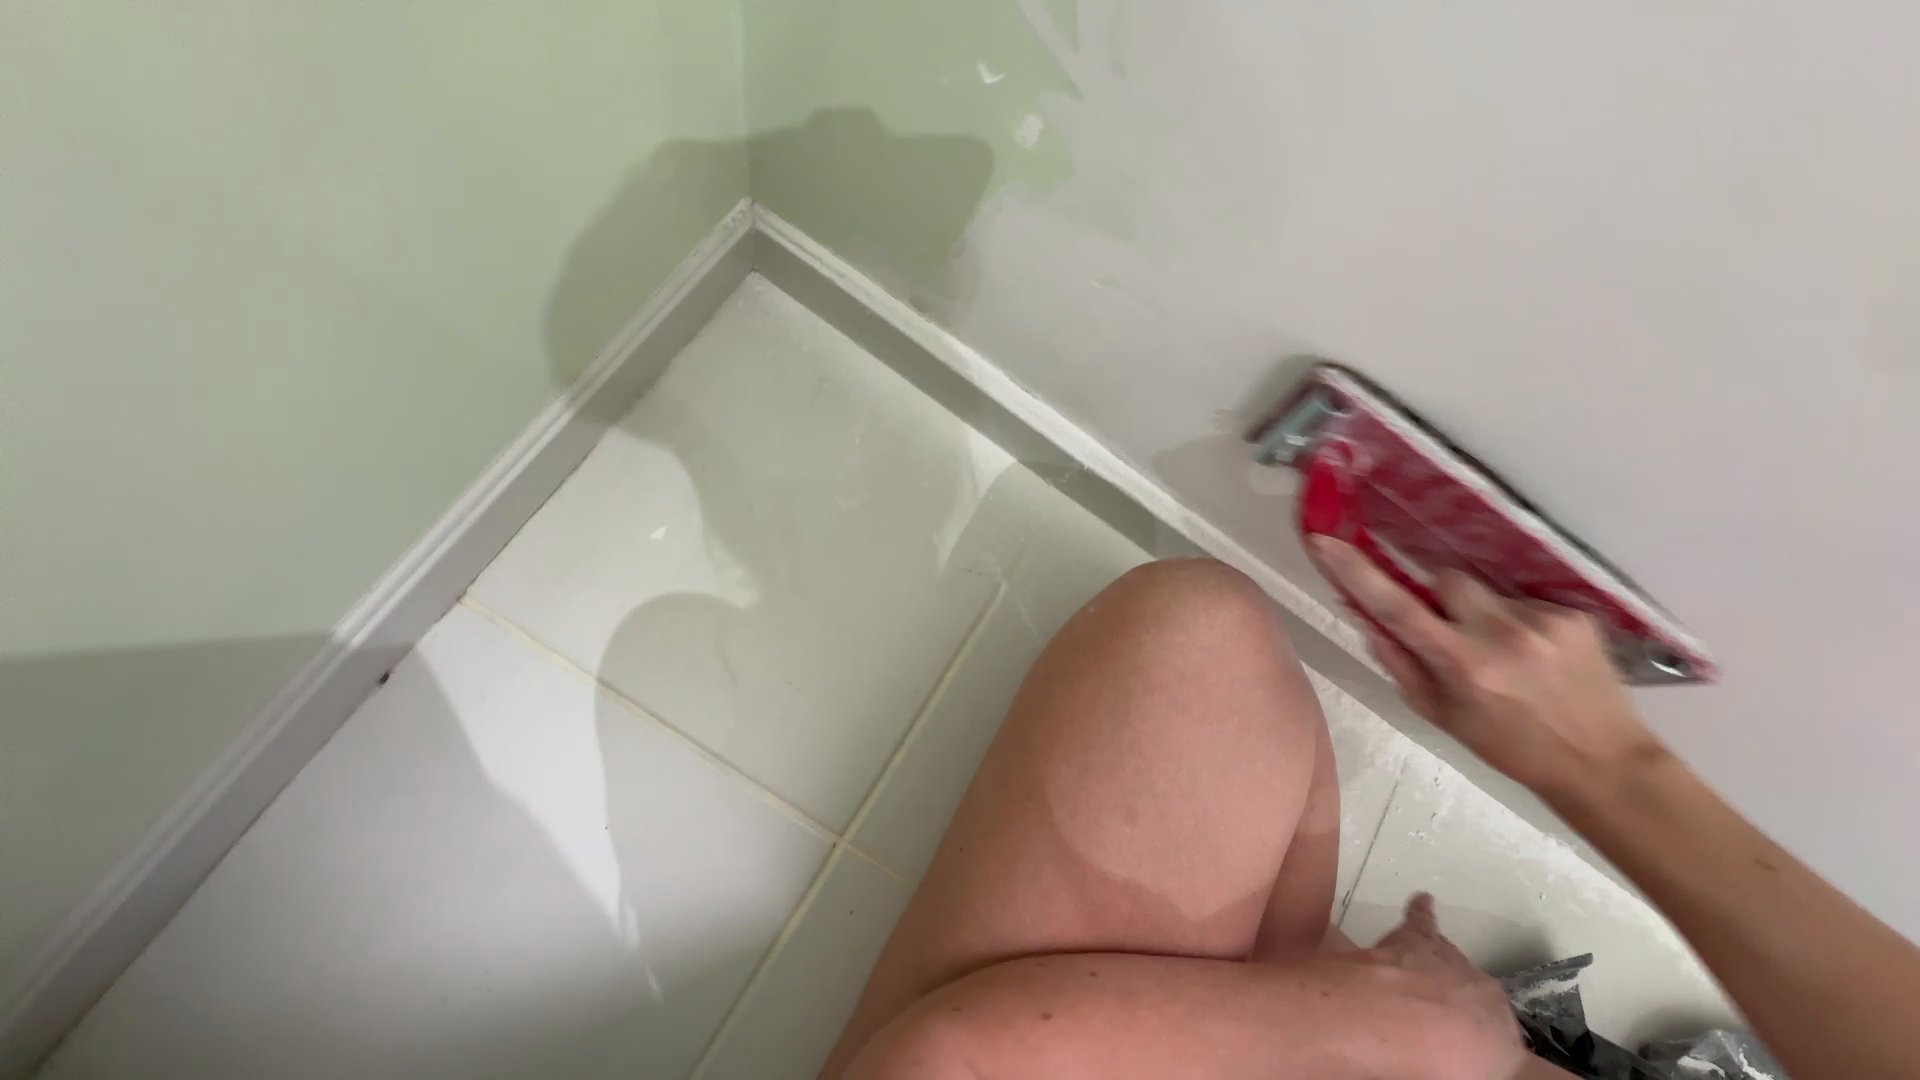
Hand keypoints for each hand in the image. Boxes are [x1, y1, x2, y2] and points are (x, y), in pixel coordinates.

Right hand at [1306, 536, 1666, 800]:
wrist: (1604, 764)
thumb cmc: (1507, 745)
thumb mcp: (1440, 714)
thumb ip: (1399, 663)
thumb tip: (1365, 617)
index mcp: (1461, 664)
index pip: (1395, 606)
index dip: (1355, 571)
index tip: (1325, 542)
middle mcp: (1500, 634)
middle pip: (1445, 580)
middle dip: (1439, 598)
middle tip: (1452, 632)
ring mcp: (1543, 621)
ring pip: (1486, 590)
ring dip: (1482, 612)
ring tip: (1505, 651)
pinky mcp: (1576, 615)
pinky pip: (1525, 601)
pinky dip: (1520, 622)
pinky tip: (1538, 655)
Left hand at [1337, 894, 1531, 1079]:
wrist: (1400, 1023)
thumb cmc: (1435, 1068)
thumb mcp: (1466, 1078)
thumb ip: (1466, 1068)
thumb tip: (1455, 1065)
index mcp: (1506, 1043)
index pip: (1497, 1047)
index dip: (1470, 1051)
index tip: (1450, 1057)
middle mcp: (1488, 997)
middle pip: (1474, 1004)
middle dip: (1455, 1016)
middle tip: (1427, 1031)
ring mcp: (1452, 963)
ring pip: (1450, 966)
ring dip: (1437, 976)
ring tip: (1417, 991)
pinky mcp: (1417, 938)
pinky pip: (1423, 919)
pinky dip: (1422, 910)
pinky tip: (1424, 899)